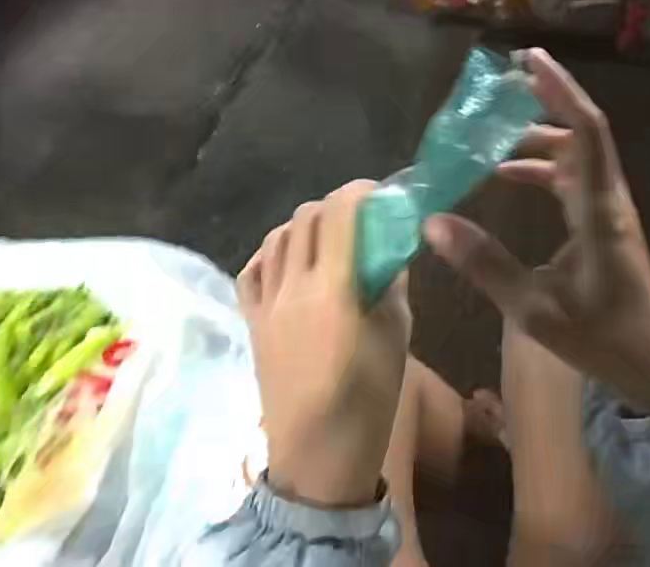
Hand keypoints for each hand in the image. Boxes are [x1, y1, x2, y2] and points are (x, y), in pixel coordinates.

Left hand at [238, 180, 411, 506]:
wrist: (319, 458)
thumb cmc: (370, 397)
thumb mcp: (398, 332)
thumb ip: (391, 280)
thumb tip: (391, 245)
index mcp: (332, 290)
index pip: (338, 214)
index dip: (359, 191)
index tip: (379, 192)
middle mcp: (292, 288)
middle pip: (305, 217)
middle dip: (336, 204)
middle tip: (362, 215)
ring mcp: (265, 306)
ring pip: (277, 237)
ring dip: (306, 224)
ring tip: (330, 235)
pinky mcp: (251, 323)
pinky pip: (253, 270)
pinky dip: (273, 252)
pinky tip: (293, 258)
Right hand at [423, 49, 649, 413]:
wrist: (649, 361)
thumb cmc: (600, 336)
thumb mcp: (535, 310)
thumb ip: (486, 265)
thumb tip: (433, 223)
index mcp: (599, 210)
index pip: (586, 132)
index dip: (561, 91)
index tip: (531, 59)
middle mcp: (606, 195)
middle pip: (581, 129)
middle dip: (545, 98)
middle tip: (502, 81)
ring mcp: (605, 205)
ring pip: (573, 150)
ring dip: (537, 133)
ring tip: (491, 128)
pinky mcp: (599, 217)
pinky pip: (569, 174)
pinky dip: (539, 165)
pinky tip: (505, 171)